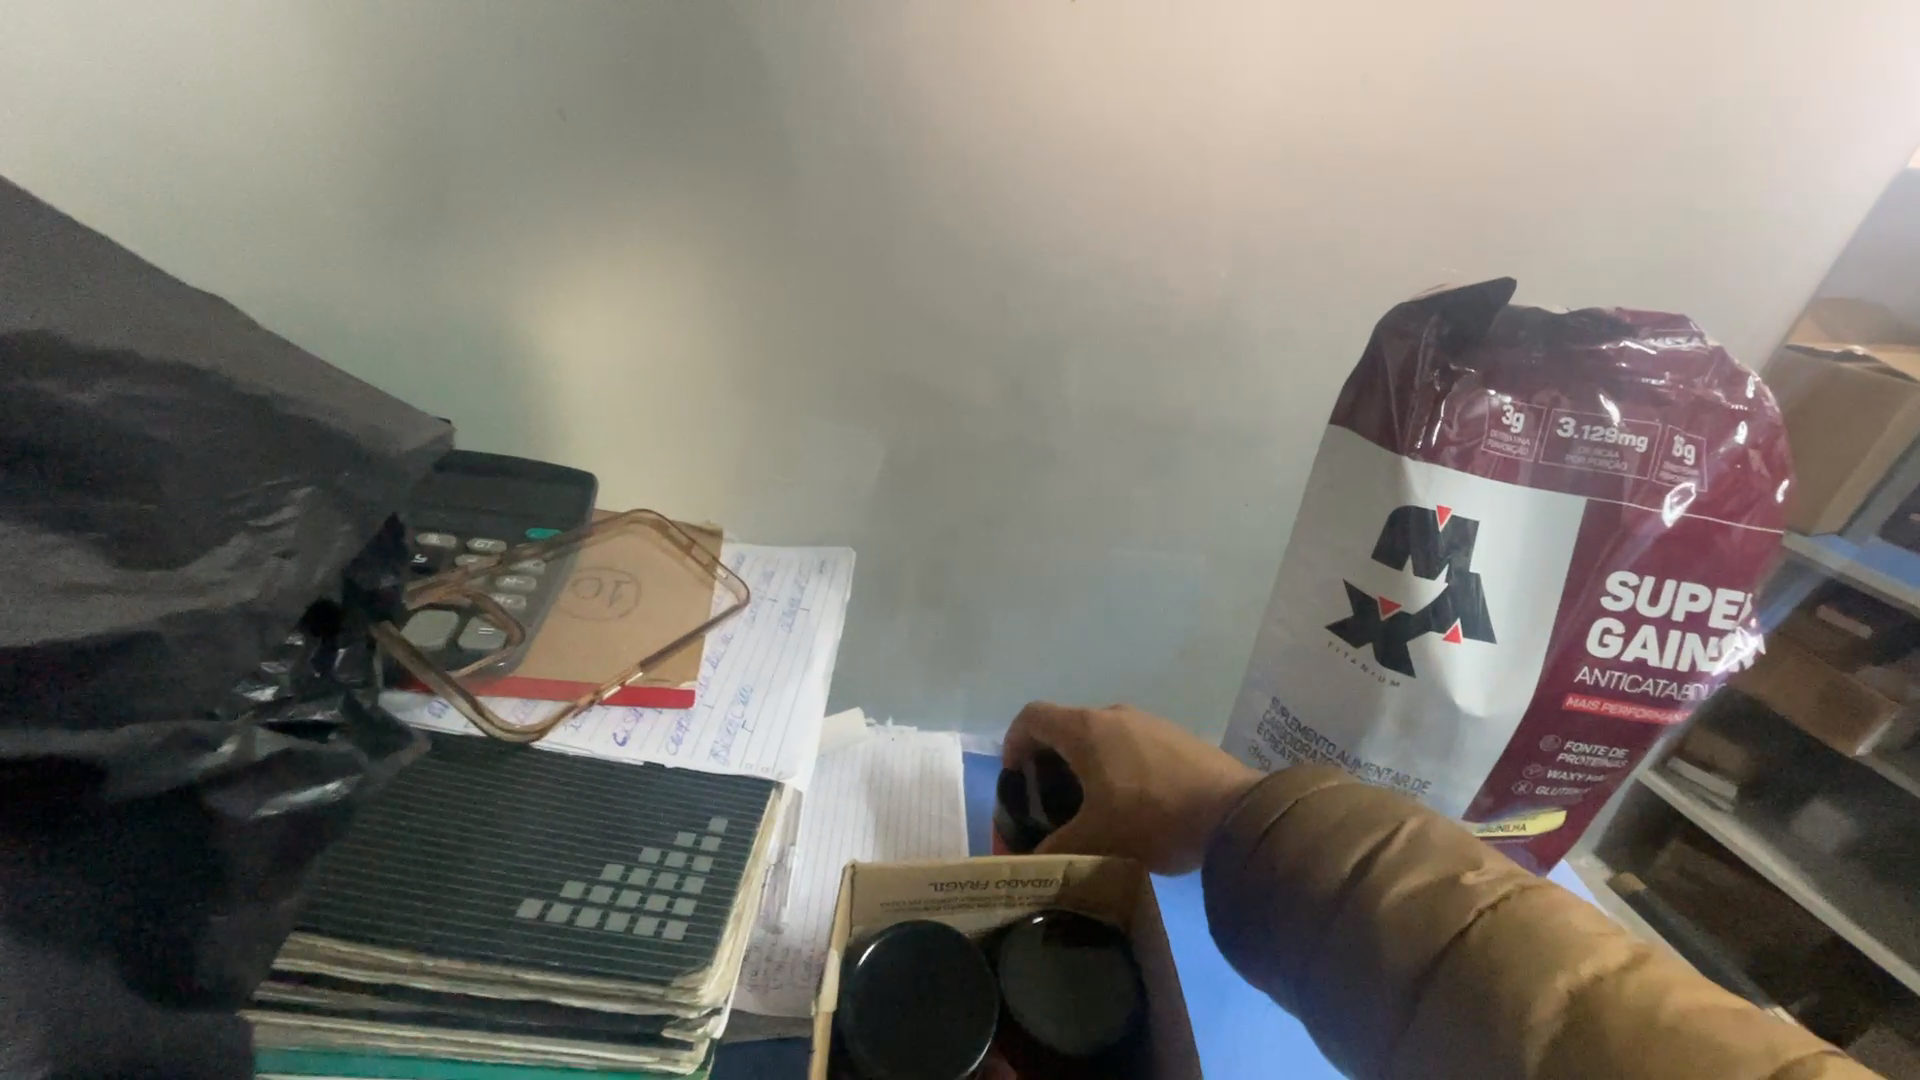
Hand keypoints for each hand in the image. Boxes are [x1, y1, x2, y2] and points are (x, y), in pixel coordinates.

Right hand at [1003, 702, 1261, 874]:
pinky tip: (1134, 804)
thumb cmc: (1153, 818)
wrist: (1236, 814)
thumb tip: (1027, 864)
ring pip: (1100, 735)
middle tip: (1050, 803)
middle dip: (1049, 761)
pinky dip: (1117, 765)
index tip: (1016, 779)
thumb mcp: (1095, 840)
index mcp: (1085, 729)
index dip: (1014, 743)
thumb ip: (1053, 850)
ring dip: (1085, 764)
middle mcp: (1112, 714)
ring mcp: (1147, 722)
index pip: (1031, 716)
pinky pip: (1130, 744)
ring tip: (1092, 808)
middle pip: (1065, 726)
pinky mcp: (1175, 736)